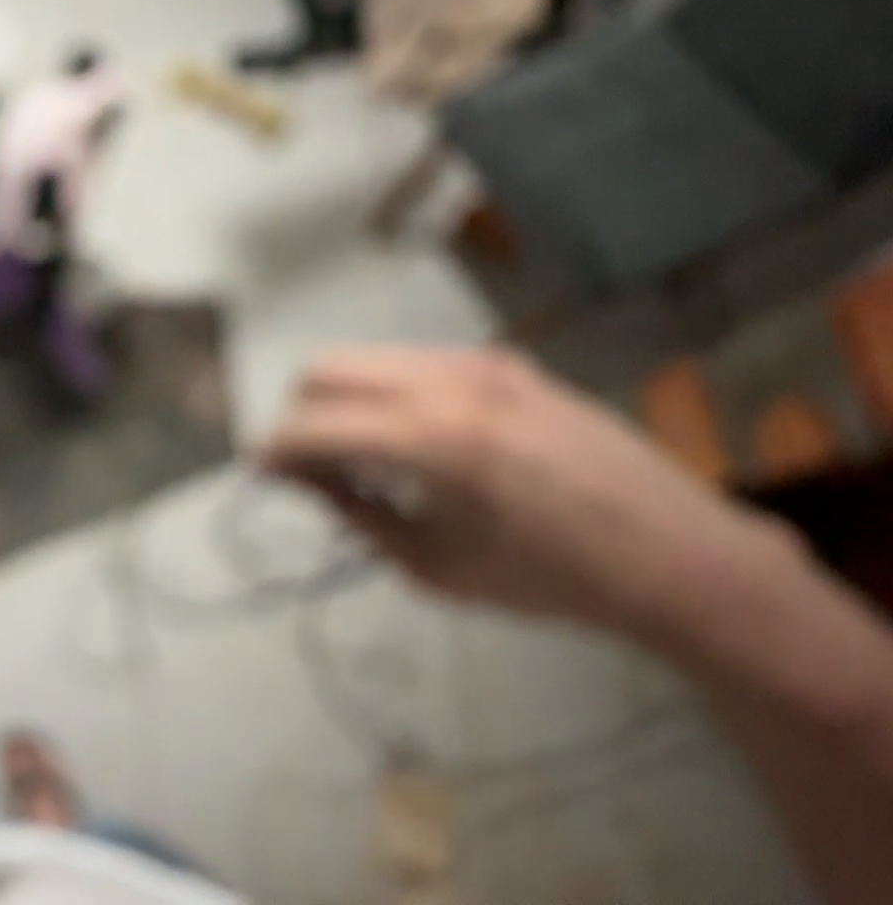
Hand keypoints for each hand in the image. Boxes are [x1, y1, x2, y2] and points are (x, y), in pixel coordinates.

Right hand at [264, 347, 803, 632]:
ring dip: (340, 401)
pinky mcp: (505, 364)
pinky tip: (408, 442)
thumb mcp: (430, 563)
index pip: (312, 424)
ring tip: (359, 456)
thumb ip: (351, 509)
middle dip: (298, 415)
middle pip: (325, 370)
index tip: (258, 474)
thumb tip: (292, 478)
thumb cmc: (548, 581)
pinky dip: (384, 395)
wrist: (681, 560)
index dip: (271, 449)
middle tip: (306, 466)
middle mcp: (450, 382)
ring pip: (366, 359)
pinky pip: (411, 364)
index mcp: (432, 440)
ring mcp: (481, 364)